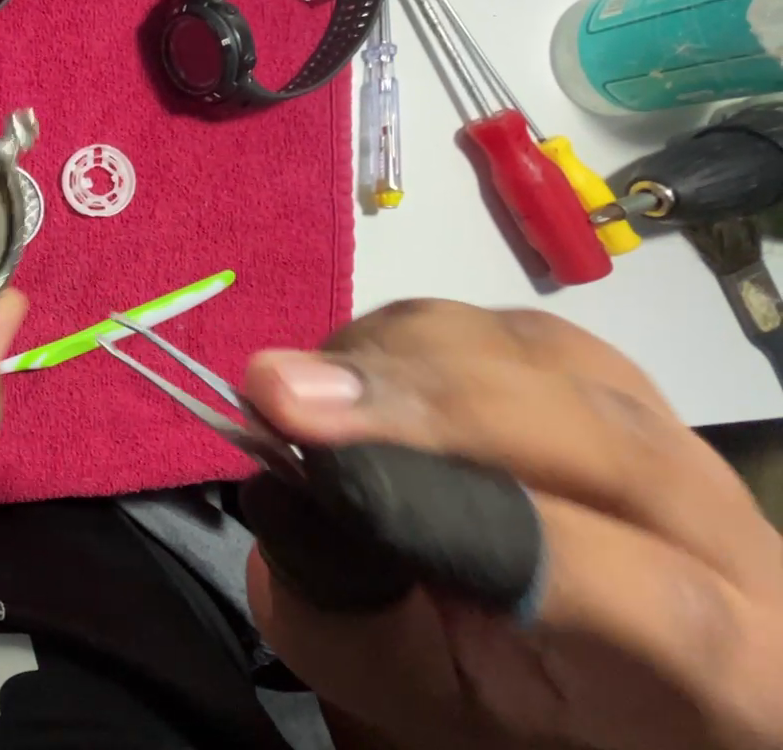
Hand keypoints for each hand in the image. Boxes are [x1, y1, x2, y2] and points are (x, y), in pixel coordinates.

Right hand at [239, 301, 782, 749]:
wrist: (528, 629)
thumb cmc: (460, 675)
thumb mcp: (387, 678)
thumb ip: (338, 601)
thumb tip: (282, 484)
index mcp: (723, 675)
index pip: (639, 595)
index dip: (478, 526)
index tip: (325, 480)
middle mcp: (722, 538)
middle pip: (594, 438)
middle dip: (416, 404)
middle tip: (278, 393)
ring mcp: (663, 431)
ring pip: (527, 355)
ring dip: (385, 362)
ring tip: (293, 399)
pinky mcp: (589, 365)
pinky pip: (488, 322)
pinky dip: (391, 338)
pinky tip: (342, 376)